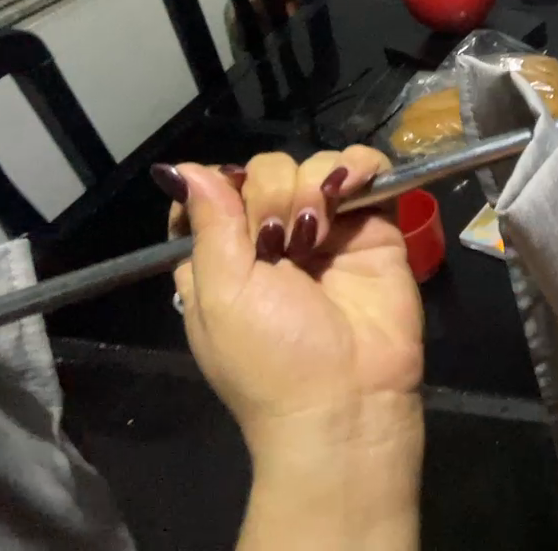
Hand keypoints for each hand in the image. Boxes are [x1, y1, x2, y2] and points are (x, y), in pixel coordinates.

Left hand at [160, 147, 422, 454]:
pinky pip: (367, 169)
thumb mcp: (222, 297)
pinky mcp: (375, 224)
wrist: (348, 393)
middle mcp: (278, 235)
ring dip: (313, 186)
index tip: (234, 207)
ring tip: (319, 232)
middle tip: (281, 241)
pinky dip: (360, 166)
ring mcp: (330, 227)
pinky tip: (351, 191)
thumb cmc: (271, 357)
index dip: (223, 186)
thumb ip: (211, 227)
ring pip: (316, 163)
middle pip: (268, 171)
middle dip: (272, 193)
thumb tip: (182, 170)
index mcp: (228, 257)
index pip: (216, 193)